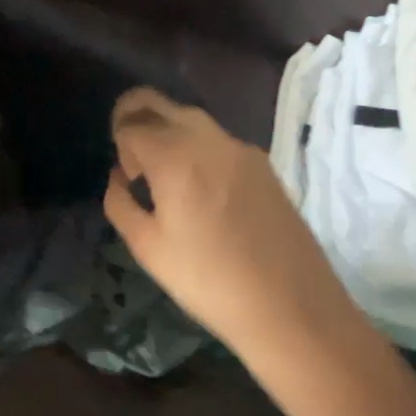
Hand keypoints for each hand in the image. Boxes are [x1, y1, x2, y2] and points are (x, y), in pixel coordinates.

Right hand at [102, 87, 359, 353]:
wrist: (295, 312)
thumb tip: (121, 178)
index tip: (128, 181)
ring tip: (169, 178)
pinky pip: (217, 140)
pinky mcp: (264, 166)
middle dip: (136, 119)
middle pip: (158, 103)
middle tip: (135, 160)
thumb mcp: (146, 247)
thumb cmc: (209, 282)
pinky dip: (197, 148)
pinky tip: (203, 192)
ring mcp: (241, 150)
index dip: (119, 147)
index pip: (129, 124)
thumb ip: (120, 202)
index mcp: (174, 156)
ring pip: (189, 118)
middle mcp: (207, 140)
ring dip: (168, 132)